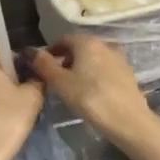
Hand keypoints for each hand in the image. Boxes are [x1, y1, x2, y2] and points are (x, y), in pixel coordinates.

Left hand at [0, 58, 43, 159]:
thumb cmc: (10, 120)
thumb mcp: (34, 96)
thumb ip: (37, 79)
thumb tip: (36, 77)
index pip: (10, 56)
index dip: (26, 67)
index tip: (36, 81)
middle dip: (13, 82)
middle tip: (29, 98)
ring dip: (2, 96)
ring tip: (16, 112)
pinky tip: (2, 122)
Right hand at [31, 36, 157, 142]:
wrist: (128, 120)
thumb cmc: (90, 98)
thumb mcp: (60, 83)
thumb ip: (43, 64)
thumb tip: (31, 51)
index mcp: (87, 42)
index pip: (63, 39)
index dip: (50, 51)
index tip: (42, 67)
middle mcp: (105, 44)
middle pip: (79, 47)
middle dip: (65, 59)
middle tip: (55, 78)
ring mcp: (119, 58)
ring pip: (93, 58)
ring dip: (81, 67)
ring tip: (72, 87)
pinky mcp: (128, 74)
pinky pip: (105, 69)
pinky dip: (94, 75)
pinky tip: (91, 92)